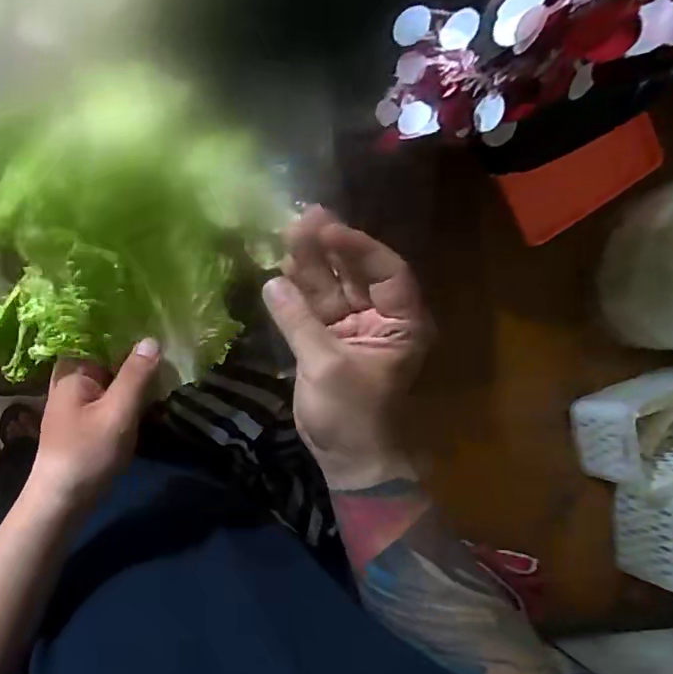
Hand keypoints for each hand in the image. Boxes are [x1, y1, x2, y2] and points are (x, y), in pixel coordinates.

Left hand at [28, 340, 162, 505]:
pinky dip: (128, 389)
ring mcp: (76, 399)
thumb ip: (134, 376)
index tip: (153, 313)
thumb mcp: (117, 413)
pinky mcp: (85, 417)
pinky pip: (109, 393)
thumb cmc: (87, 452)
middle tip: (172, 332)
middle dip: (133, 347)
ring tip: (170, 354)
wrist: (63, 497)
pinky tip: (153, 386)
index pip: (96, 335)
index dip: (123, 325)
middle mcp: (70, 380)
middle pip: (104, 354)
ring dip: (134, 370)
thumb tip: (150, 339)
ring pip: (110, 375)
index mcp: (71, 370)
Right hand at [261, 208, 431, 489]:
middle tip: (302, 217)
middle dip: (329, 249)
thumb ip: (298, 323)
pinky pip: (310, 312)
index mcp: (401, 322)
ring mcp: (350, 332)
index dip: (357, 247)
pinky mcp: (324, 345)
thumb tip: (271, 284)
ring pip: (330, 291)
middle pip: (355, 276)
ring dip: (309, 266)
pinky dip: (294, 294)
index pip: (385, 272)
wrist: (349, 455)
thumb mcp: (325, 365)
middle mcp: (379, 320)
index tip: (326, 228)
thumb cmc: (352, 413)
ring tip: (288, 234)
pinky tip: (279, 273)